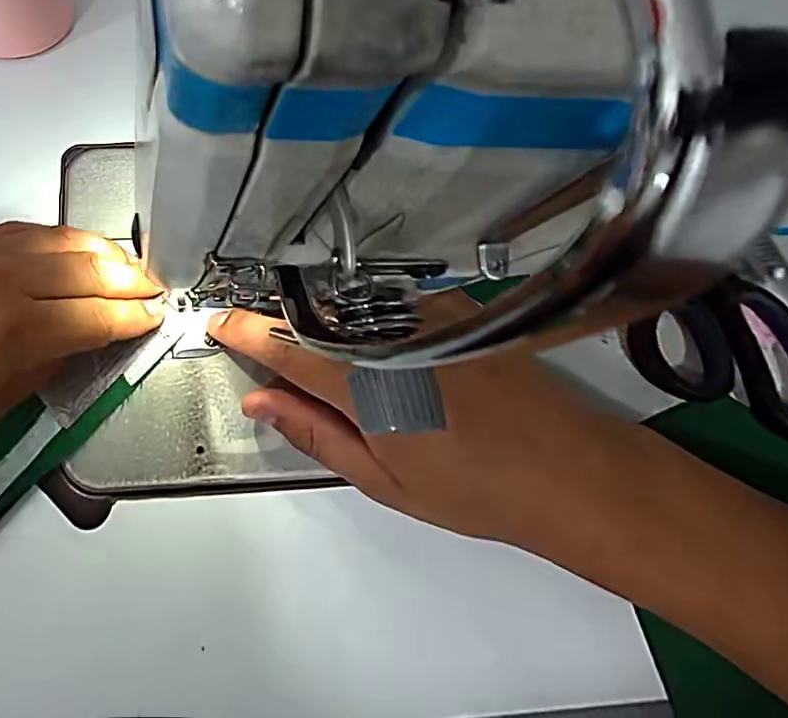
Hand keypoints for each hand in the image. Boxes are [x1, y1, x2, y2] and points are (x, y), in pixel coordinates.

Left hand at [0, 223, 165, 514]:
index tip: (158, 318)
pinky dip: (56, 239)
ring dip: (101, 250)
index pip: (97, 314)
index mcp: (12, 329)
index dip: (134, 317)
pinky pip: (23, 231)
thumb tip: (86, 340)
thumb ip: (47, 364)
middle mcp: (1, 277)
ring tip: (124, 265)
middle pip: (88, 264)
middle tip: (153, 288)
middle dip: (131, 277)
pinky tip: (70, 250)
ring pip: (59, 236)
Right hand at [211, 308, 659, 550]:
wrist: (569, 470)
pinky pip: (387, 299)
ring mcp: (422, 313)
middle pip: (309, 316)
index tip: (218, 323)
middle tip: (271, 351)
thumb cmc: (474, 487)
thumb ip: (312, 431)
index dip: (243, 331)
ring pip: (346, 304)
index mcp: (363, 383)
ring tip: (335, 356)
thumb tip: (259, 401)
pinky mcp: (450, 303)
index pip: (283, 345)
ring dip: (322, 320)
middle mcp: (388, 336)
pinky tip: (384, 345)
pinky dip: (366, 315)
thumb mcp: (381, 477)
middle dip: (280, 326)